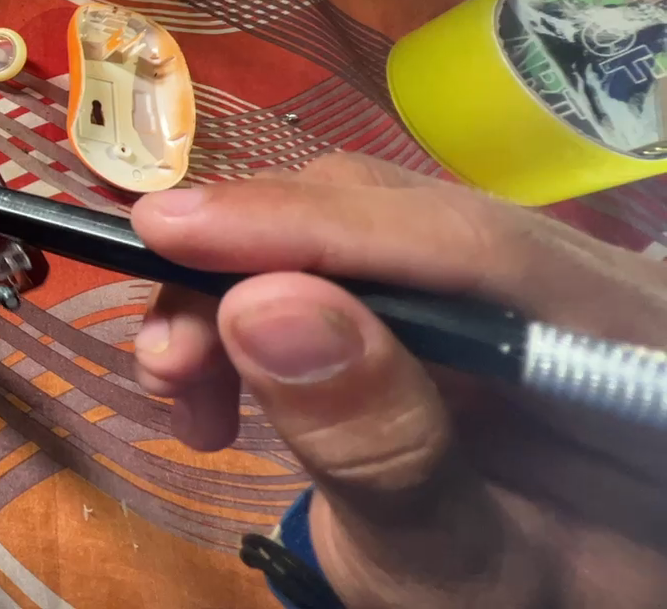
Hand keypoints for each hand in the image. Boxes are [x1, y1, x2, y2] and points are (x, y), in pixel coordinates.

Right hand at [129, 153, 666, 607]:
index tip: (164, 231)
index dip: (303, 224)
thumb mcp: (452, 564)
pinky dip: (222, 305)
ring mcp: (481, 276)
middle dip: (236, 269)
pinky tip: (200, 374)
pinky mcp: (411, 280)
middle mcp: (566, 281)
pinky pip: (291, 252)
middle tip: (165, 354)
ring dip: (215, 293)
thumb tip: (260, 307)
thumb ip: (379, 447)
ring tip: (175, 382)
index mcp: (632, 350)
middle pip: (370, 214)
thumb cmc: (504, 604)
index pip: (466, 247)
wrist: (506, 599)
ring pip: (312, 224)